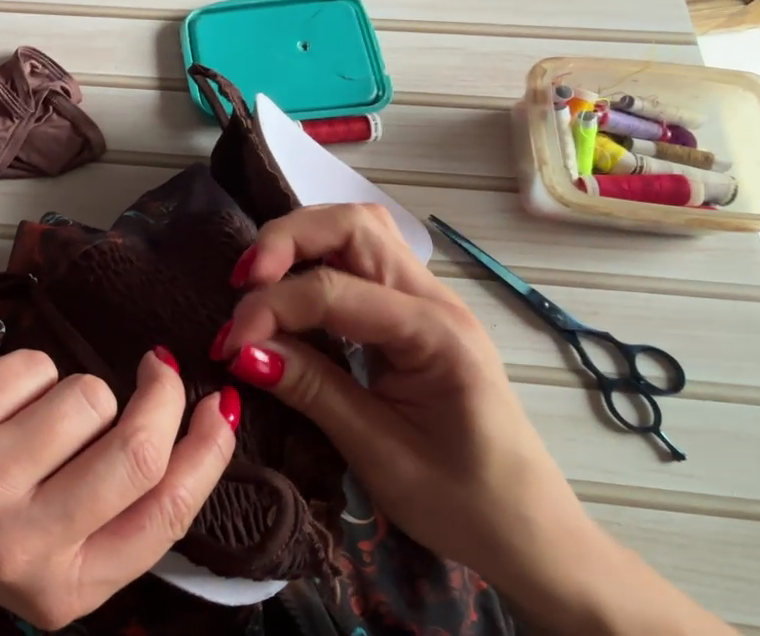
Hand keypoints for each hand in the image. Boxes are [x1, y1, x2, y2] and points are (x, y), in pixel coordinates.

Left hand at [0, 349, 235, 630]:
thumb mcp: (55, 558)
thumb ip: (120, 509)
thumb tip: (205, 421)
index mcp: (66, 587)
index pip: (165, 512)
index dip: (208, 451)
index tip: (221, 407)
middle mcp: (26, 539)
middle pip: (135, 447)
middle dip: (162, 394)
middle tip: (158, 369)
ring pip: (87, 393)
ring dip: (78, 391)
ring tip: (37, 418)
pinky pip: (37, 363)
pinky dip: (32, 373)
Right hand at [217, 204, 732, 634]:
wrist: (530, 533)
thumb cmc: (463, 502)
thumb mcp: (378, 454)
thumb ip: (310, 389)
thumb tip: (240, 349)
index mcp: (436, 334)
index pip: (334, 290)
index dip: (272, 308)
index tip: (229, 344)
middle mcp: (434, 299)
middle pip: (353, 225)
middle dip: (286, 241)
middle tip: (242, 283)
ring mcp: (427, 299)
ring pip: (357, 230)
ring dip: (300, 241)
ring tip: (257, 280)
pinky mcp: (413, 312)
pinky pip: (360, 258)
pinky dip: (316, 258)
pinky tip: (288, 287)